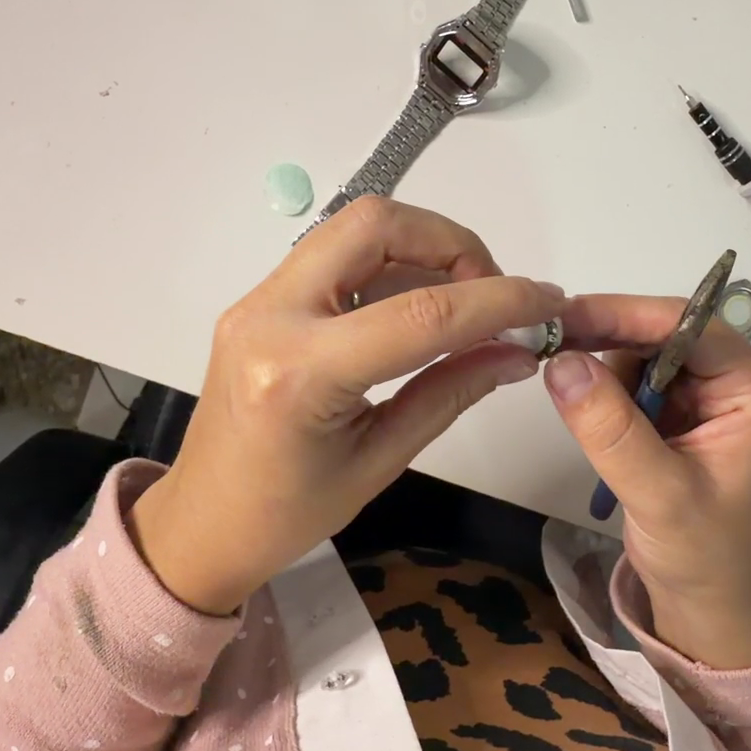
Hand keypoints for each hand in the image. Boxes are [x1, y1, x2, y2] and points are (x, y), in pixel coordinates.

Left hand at [130, 198, 564, 614]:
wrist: (202, 523)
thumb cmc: (289, 515)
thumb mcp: (381, 460)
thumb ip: (451, 392)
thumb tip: (518, 351)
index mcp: (300, 374)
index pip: (421, 313)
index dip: (498, 300)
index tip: (548, 301)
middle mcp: (270, 316)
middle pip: (375, 226)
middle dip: (452, 242)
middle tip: (492, 291)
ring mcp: (257, 301)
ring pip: (353, 231)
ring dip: (421, 249)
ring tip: (464, 301)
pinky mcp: (259, 302)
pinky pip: (334, 258)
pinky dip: (389, 268)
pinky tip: (419, 309)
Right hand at [543, 295, 750, 668]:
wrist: (709, 602)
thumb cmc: (702, 555)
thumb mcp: (657, 493)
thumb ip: (610, 429)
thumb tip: (560, 362)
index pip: (686, 325)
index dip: (623, 314)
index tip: (563, 317)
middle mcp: (738, 379)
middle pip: (663, 331)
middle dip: (608, 338)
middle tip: (550, 346)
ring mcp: (709, 395)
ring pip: (643, 351)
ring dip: (604, 368)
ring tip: (577, 407)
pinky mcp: (682, 413)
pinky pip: (636, 380)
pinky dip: (606, 390)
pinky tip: (590, 415)